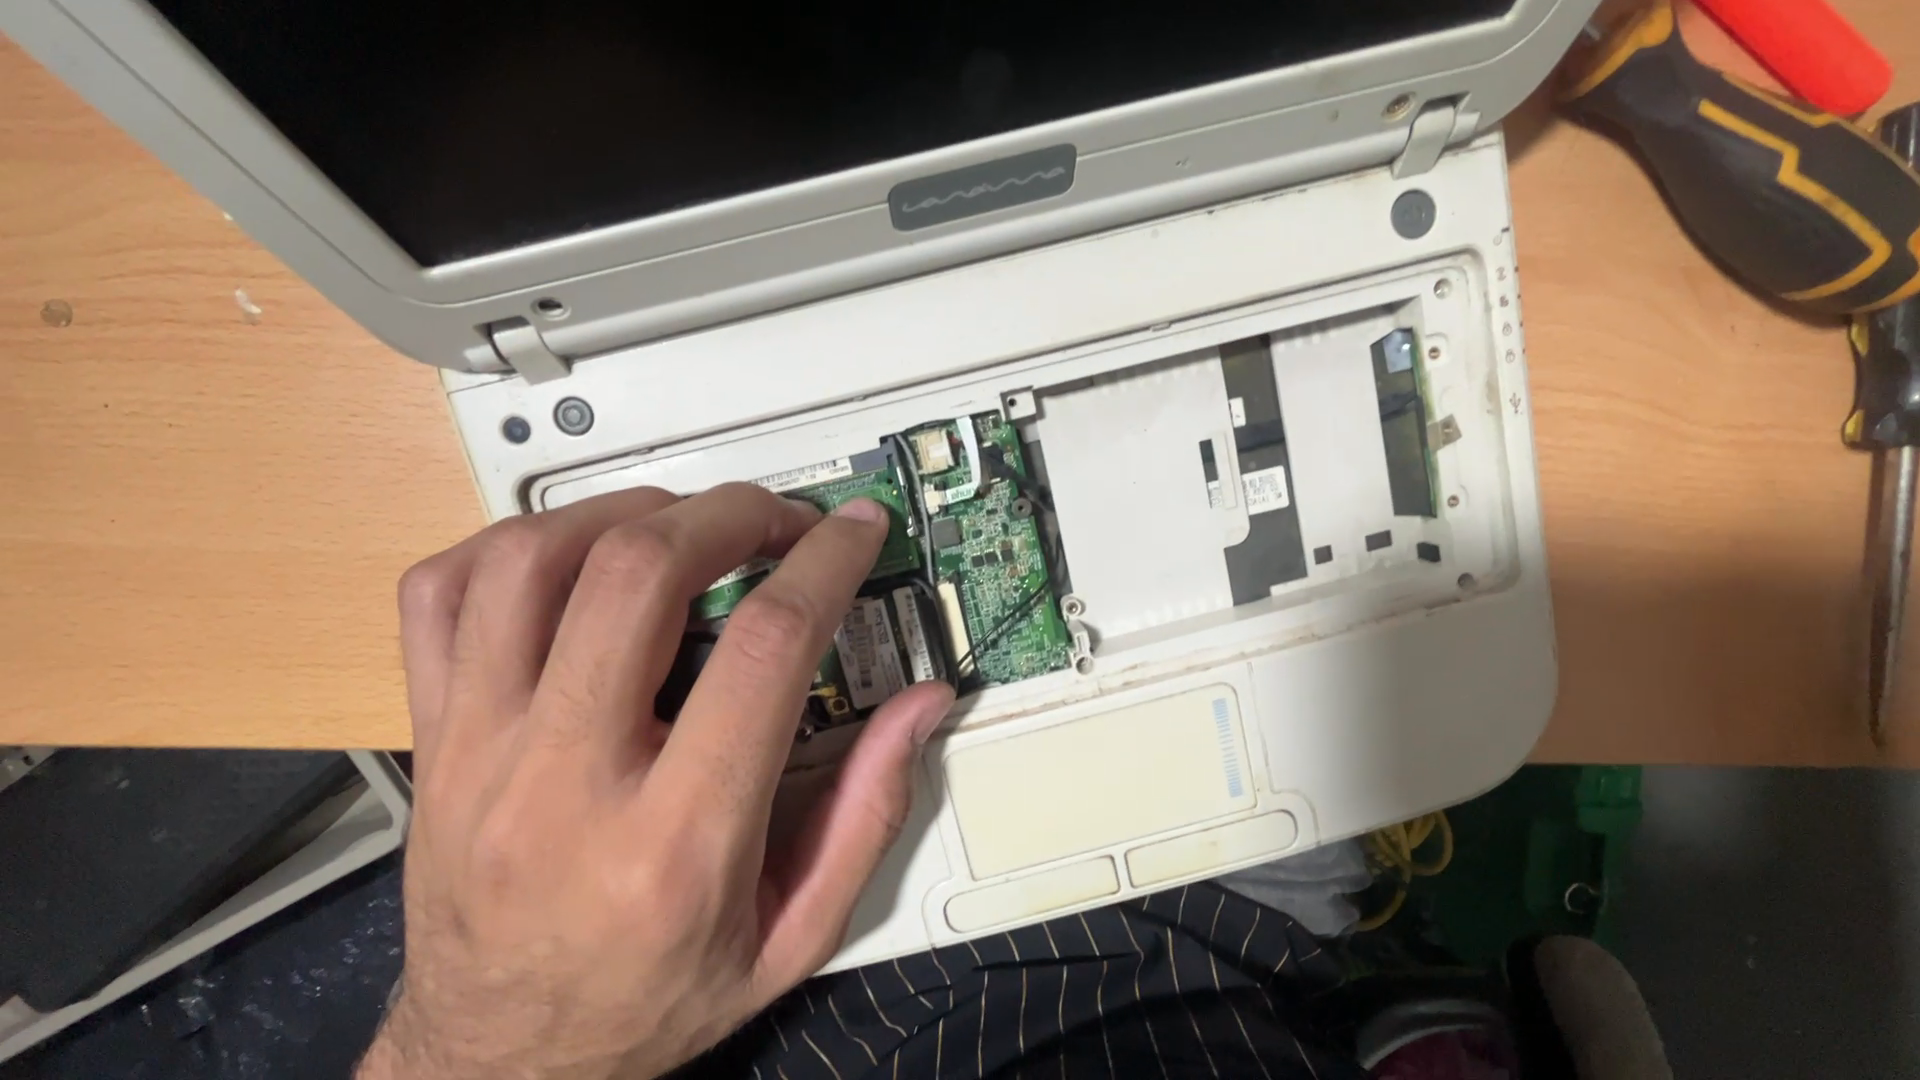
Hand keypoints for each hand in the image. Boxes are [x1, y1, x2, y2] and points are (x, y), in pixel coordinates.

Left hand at [357, 484, 954, 1079]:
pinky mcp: (431, 735)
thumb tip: (922, 702)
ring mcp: (479, 748)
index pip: (764, 650)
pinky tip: (577, 555)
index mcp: (676, 839)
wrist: (499, 1062)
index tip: (854, 529)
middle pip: (641, 576)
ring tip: (684, 523)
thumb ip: (868, 810)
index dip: (824, 565)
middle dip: (730, 514)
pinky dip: (515, 541)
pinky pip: (442, 591)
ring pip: (533, 562)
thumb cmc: (657, 998)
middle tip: (777, 520)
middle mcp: (565, 779)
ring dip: (627, 511)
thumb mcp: (795, 933)